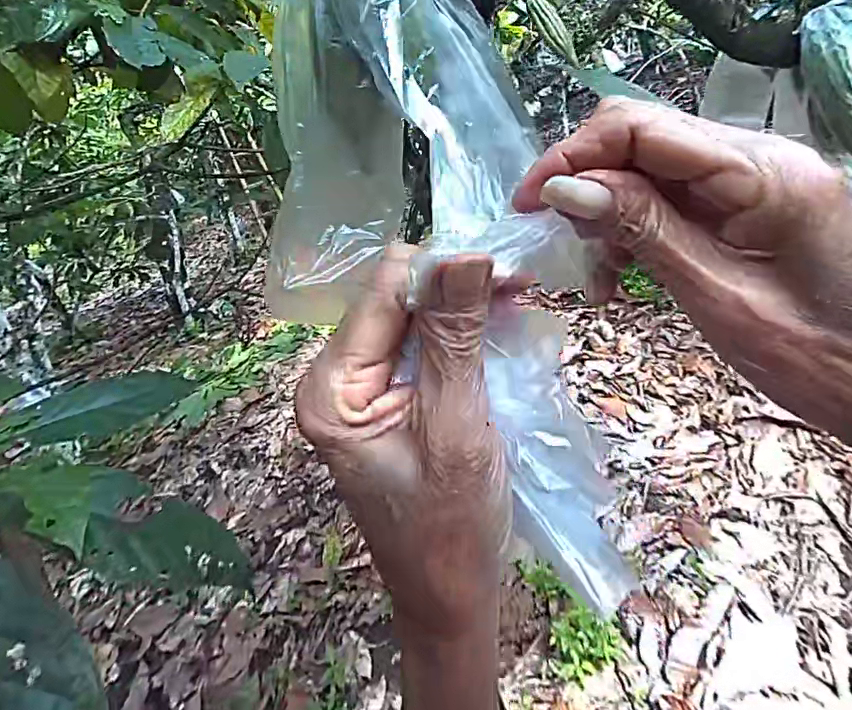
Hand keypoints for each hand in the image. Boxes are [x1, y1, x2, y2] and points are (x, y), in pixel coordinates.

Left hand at [295, 245, 504, 706]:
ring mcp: (363, 383)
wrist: (451, 598)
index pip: (385, 291)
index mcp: (333, 387)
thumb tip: (465, 252)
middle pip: (398, 296)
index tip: (502, 265)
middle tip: (518, 279)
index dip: (442, 268)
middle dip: (457, 283)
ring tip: (517, 295)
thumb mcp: (457, 427)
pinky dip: (463, 326)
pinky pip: (425, 338)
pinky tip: (499, 318)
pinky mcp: (390, 390)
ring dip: (466, 301)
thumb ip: (456, 337)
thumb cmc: (452, 528)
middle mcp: (337, 374)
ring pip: (417, 312)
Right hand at [515, 98, 851, 602]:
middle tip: (556, 242)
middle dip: (587, 180)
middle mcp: (764, 153)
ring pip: (657, 165)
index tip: (526, 206)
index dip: (570, 156)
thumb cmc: (836, 370)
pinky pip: (683, 194)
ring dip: (611, 206)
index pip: (639, 127)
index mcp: (764, 171)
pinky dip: (642, 223)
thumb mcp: (724, 304)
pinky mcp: (762, 201)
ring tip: (596, 271)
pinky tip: (629, 268)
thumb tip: (565, 185)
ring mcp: (765, 175)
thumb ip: (644, 232)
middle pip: (645, 136)